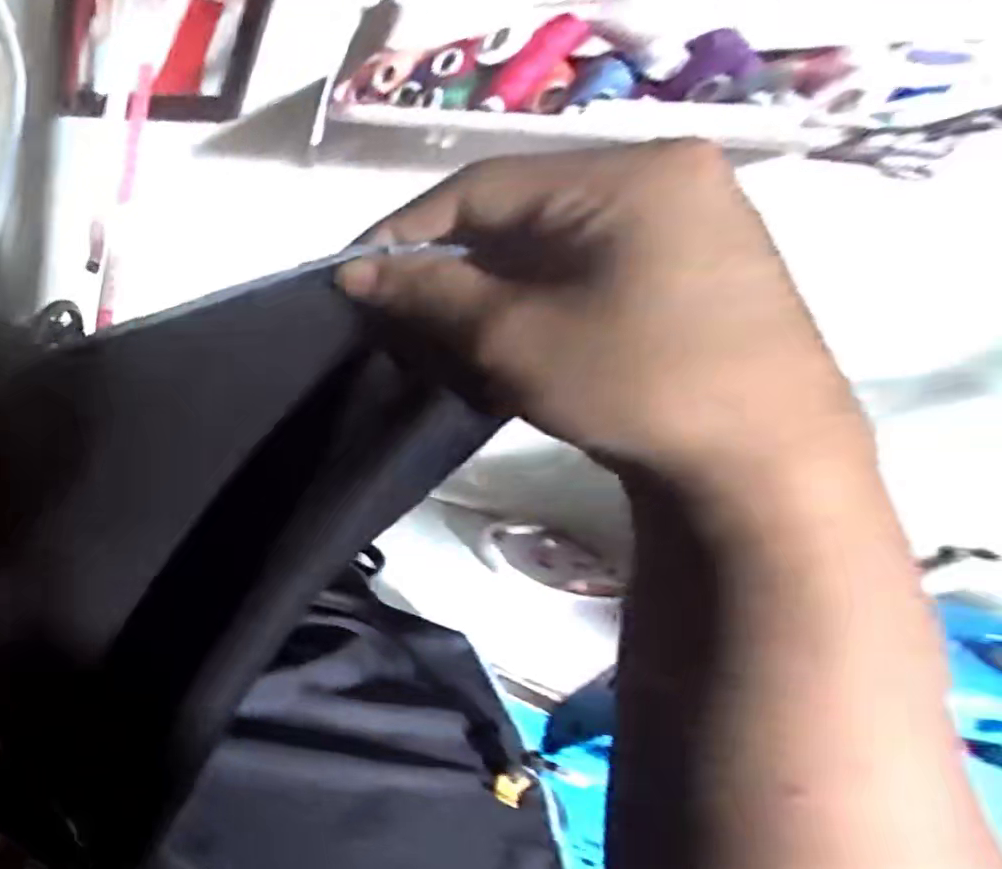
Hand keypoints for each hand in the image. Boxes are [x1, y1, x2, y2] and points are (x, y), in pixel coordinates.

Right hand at [339, 140, 865, 479]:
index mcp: (625, 176)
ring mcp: (668, 223)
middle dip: (437, 264)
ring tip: (426, 332)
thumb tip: (353, 269)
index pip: (480, 185)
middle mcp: (653, 180)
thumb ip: (428, 291)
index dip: (403, 230)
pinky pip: (566, 268)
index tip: (350, 276)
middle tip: (383, 310)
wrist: (755, 455)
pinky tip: (484, 337)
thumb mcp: (511, 333)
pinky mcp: (668, 267)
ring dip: (472, 288)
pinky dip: (514, 299)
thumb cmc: (631, 380)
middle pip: (509, 212)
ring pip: (533, 245)